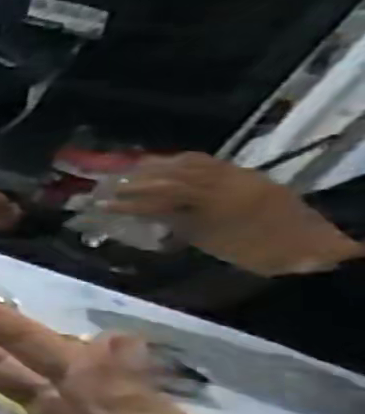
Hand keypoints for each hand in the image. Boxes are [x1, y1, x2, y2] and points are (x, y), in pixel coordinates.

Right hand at [107, 153, 362, 274]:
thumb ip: (176, 221)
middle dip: (138, 179)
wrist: (313, 249)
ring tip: (132, 172)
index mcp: (219, 200)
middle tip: (109, 185)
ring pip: (190, 162)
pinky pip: (208, 162)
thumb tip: (142, 212)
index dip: (130, 199)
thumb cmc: (257, 251)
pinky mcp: (246, 175)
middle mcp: (228, 181)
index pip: (163, 193)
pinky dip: (181, 162)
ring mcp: (239, 175)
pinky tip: (165, 167)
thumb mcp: (210, 240)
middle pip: (174, 172)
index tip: (102, 204)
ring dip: (158, 167)